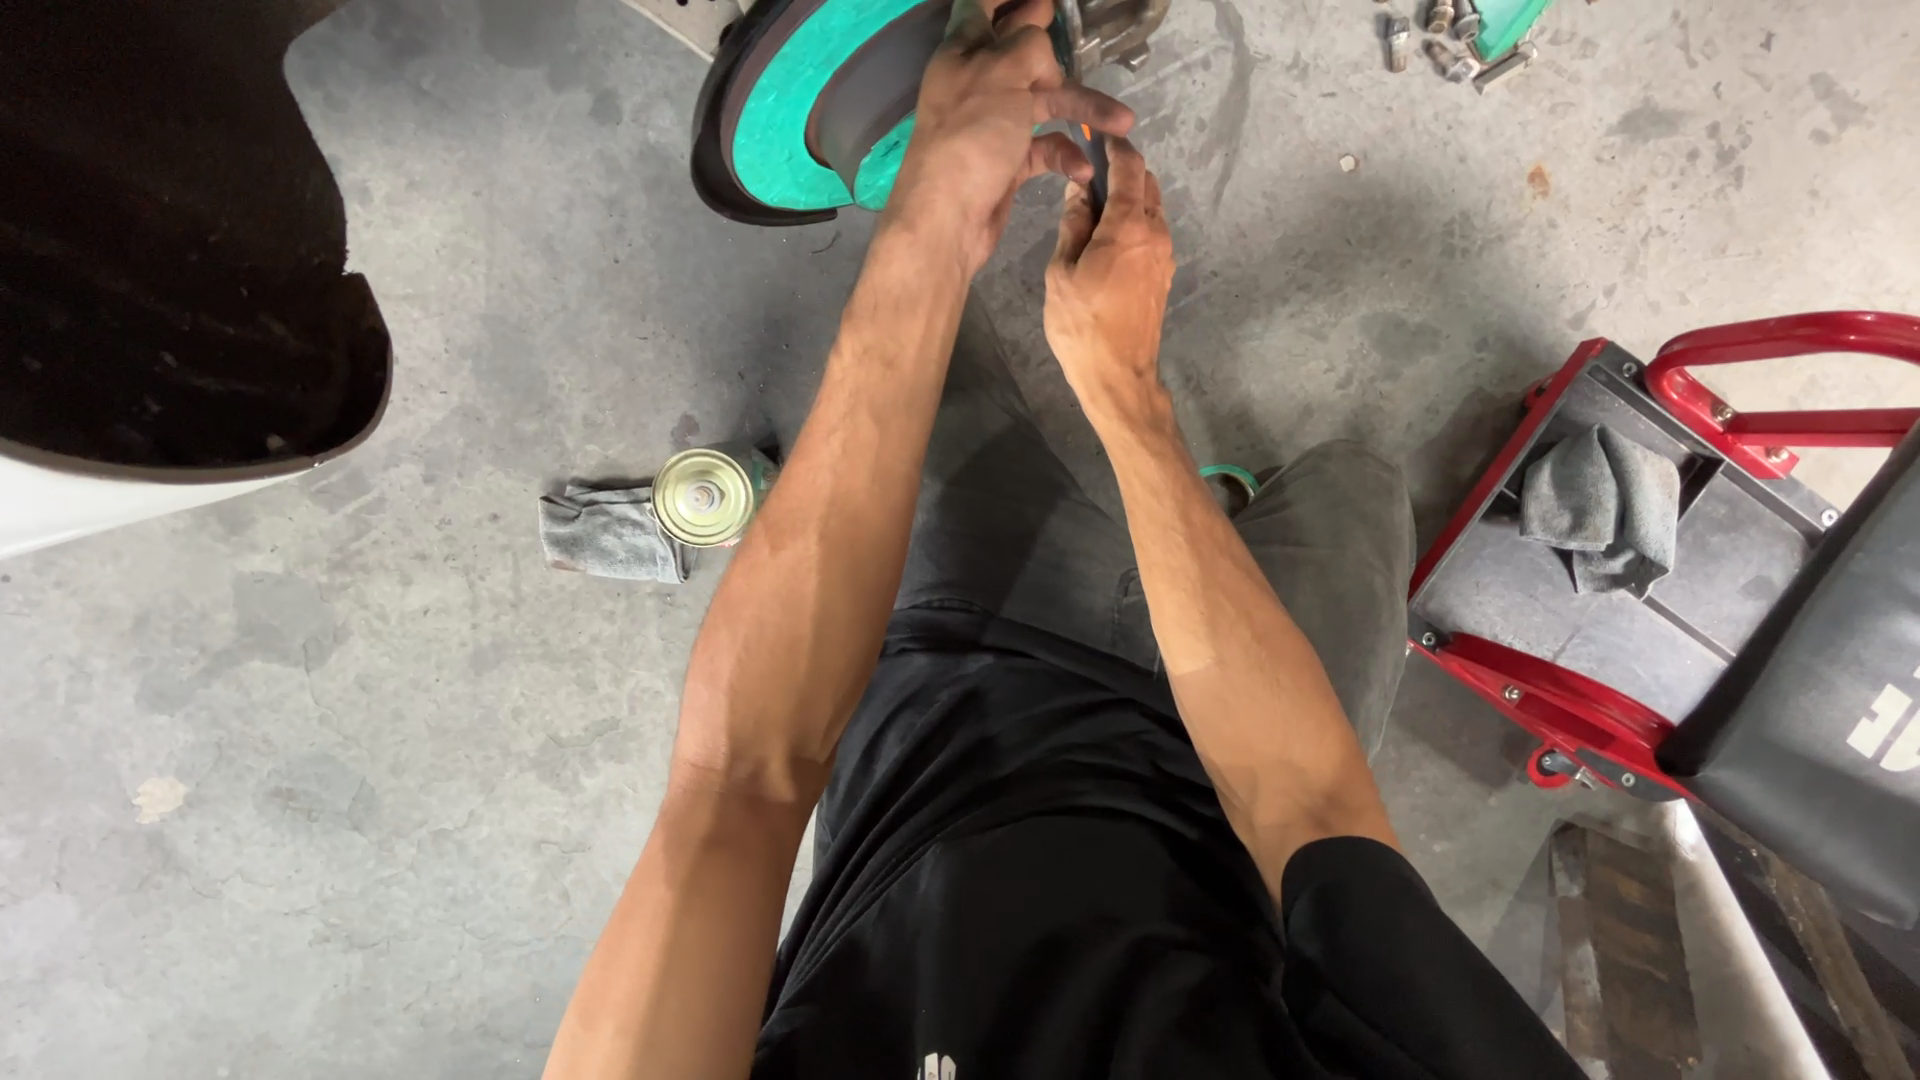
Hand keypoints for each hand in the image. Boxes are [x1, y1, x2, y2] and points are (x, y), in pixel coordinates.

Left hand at [885, 0, 1133, 273]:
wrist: (948, 221)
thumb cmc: (970, 137)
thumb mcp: (1001, 73)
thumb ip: (1028, 45)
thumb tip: (1042, 46)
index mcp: (964, 50)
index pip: (983, 5)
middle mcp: (977, 83)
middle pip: (1023, 53)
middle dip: (1053, 47)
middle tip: (1082, 31)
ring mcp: (992, 125)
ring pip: (1043, 103)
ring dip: (1081, 110)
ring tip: (1123, 121)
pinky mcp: (1006, 163)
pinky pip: (1043, 148)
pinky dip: (1064, 155)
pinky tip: (1084, 167)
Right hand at [1043, 136, 1175, 427]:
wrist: (1118, 377)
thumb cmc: (1082, 326)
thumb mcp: (1062, 273)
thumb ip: (1073, 225)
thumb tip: (1079, 190)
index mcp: (1129, 226)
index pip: (1129, 167)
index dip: (1112, 147)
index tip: (1093, 136)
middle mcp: (1156, 233)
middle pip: (1146, 184)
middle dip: (1121, 171)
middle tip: (1088, 177)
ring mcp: (1164, 256)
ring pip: (1152, 209)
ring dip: (1128, 199)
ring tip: (1094, 213)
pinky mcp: (1163, 276)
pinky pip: (1152, 234)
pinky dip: (1134, 224)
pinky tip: (1107, 241)